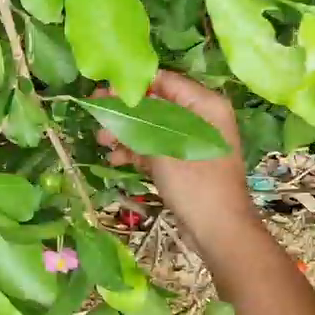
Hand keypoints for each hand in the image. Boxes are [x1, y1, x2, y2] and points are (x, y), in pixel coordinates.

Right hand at [94, 71, 257, 242]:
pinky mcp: (184, 162)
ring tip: (101, 140)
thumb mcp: (164, 150)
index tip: (103, 92)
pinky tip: (114, 159)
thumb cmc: (198, 186)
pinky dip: (137, 151)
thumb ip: (139, 123)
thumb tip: (110, 102)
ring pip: (153, 127)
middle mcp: (202, 118)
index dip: (132, 85)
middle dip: (125, 111)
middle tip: (95, 112)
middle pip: (157, 104)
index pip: (164, 81)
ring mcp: (193, 141)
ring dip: (126, 132)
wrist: (220, 232)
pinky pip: (157, 147)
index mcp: (206, 105)